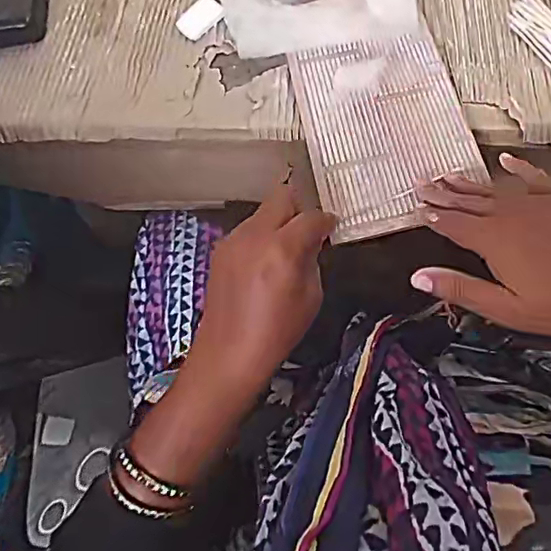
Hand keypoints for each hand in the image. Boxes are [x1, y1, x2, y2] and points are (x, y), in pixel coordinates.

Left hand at [182, 181, 335, 392]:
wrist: (229, 353)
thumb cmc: (277, 331)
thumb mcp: (311, 296)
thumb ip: (312, 260)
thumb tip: (311, 242)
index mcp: (282, 247)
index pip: (311, 216)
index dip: (325, 221)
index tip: (331, 227)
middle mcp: (254, 235)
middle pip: (282, 196)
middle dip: (299, 208)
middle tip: (308, 228)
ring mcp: (233, 240)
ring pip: (262, 212)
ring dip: (277, 222)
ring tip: (285, 250)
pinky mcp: (220, 250)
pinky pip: (247, 231)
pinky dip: (260, 236)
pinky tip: (263, 262)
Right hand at [411, 154, 550, 346]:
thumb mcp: (504, 308)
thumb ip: (460, 288)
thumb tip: (418, 277)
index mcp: (494, 240)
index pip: (453, 223)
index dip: (433, 216)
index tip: (417, 207)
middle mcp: (511, 216)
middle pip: (469, 202)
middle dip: (443, 194)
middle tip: (423, 183)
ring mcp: (536, 206)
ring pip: (493, 190)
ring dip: (468, 183)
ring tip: (448, 175)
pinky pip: (532, 179)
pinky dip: (518, 169)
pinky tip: (507, 160)